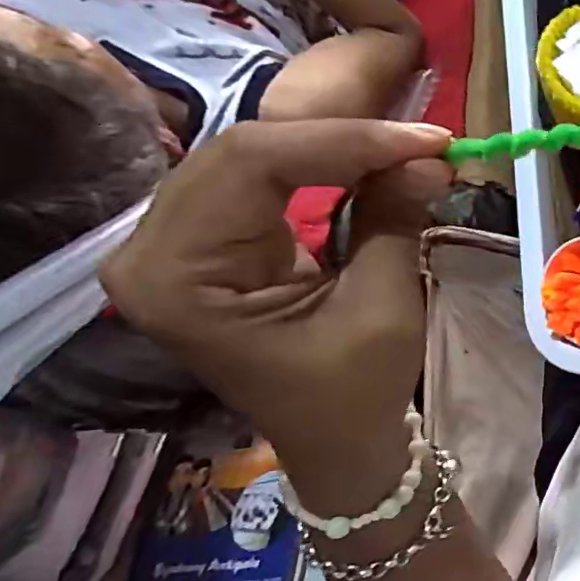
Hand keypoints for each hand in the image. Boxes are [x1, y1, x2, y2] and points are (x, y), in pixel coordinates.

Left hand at [100, 120, 453, 502]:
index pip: (251, 164)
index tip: (426, 139)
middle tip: (421, 140)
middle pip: (243, 152)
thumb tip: (428, 157)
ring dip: (334, 147)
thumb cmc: (355, 394)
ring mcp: (173, 244)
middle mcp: (151, 249)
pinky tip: (367, 161)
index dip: (345, 141)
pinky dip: (322, 167)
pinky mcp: (206, 244)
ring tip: (403, 147)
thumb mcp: (383, 309)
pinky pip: (261, 181)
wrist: (337, 441)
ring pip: (252, 158)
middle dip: (342, 138)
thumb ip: (394, 222)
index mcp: (176, 277)